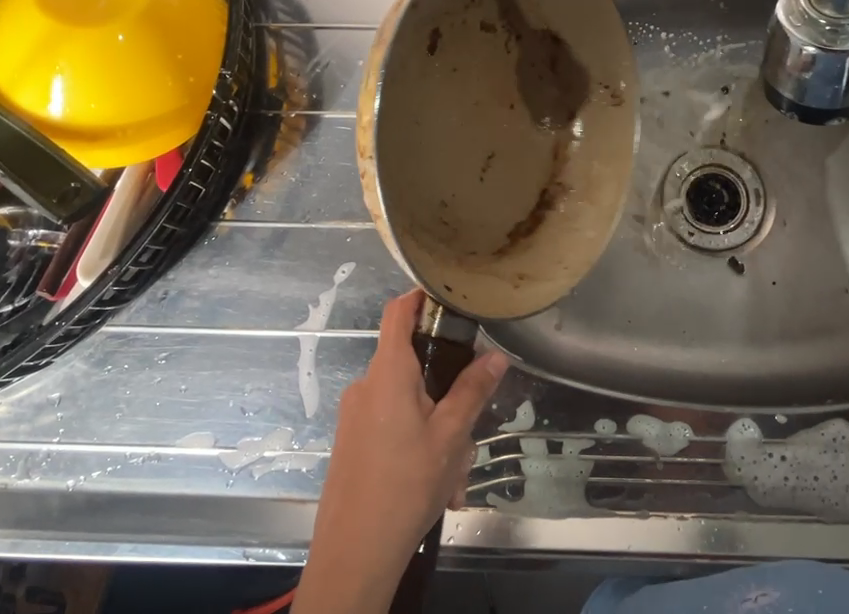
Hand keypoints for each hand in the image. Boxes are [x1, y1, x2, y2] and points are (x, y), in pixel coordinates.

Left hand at [296, 290, 508, 613]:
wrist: (354, 553)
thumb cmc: (405, 485)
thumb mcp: (451, 436)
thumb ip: (473, 390)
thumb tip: (495, 355)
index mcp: (388, 374)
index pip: (398, 311)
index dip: (421, 294)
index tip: (451, 294)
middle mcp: (366, 386)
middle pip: (413, 363)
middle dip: (448, 391)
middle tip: (470, 429)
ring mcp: (356, 416)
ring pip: (410, 403)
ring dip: (439, 430)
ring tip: (455, 476)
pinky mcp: (353, 442)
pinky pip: (394, 427)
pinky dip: (420, 446)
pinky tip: (439, 486)